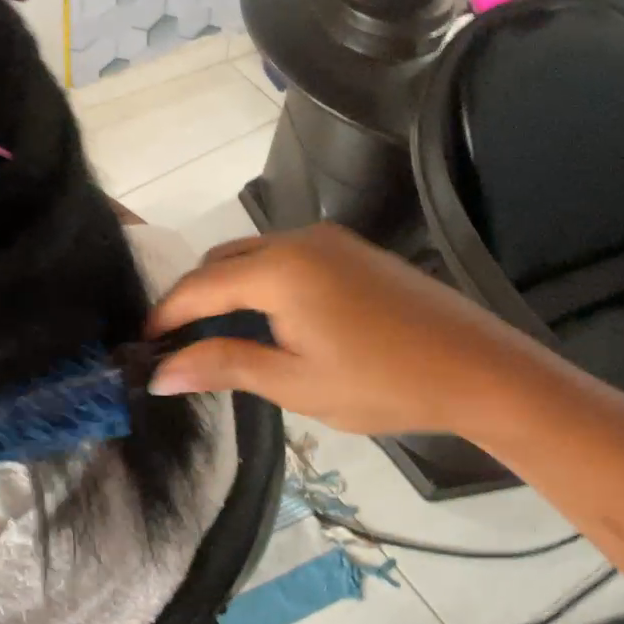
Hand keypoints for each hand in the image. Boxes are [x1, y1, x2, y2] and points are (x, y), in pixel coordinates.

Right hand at [147, 224, 553, 435]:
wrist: (480, 370)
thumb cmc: (382, 383)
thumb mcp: (294, 382)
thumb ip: (223, 365)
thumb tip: (159, 373)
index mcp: (279, 268)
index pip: (199, 286)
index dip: (165, 316)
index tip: (143, 348)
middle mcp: (299, 240)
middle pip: (222, 260)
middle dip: (192, 298)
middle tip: (178, 346)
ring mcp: (331, 242)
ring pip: (254, 255)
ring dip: (226, 288)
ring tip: (216, 335)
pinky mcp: (354, 251)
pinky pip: (286, 257)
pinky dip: (259, 282)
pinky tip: (266, 320)